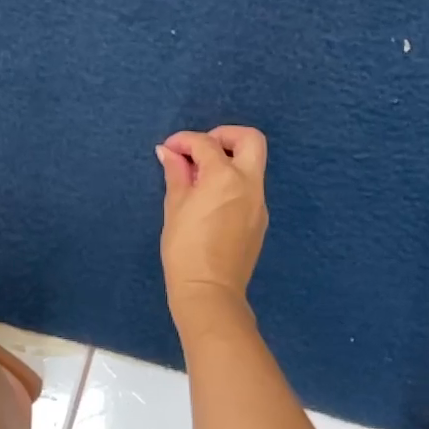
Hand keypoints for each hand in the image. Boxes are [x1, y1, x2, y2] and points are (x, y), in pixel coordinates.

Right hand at [156, 126, 269, 328]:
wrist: (209, 292)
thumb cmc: (185, 248)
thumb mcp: (174, 206)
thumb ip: (176, 173)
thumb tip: (169, 152)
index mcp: (226, 177)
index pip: (206, 143)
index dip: (184, 140)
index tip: (169, 150)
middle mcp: (249, 184)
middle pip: (250, 139)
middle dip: (224, 135)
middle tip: (200, 149)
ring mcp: (259, 203)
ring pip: (252, 164)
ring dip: (228, 159)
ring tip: (199, 177)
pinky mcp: (259, 220)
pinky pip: (249, 188)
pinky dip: (232, 182)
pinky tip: (210, 199)